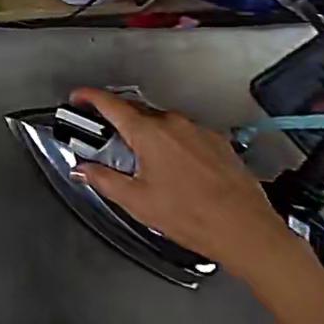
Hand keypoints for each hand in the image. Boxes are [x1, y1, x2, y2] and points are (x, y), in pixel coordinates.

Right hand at [69, 88, 304, 279]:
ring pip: (162, 122)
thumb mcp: (138, 202)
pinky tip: (175, 170)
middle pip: (137, 110)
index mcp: (150, 133)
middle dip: (118, 119)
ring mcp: (197, 129)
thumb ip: (105, 180)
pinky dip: (172, 143)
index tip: (80, 96)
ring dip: (147, 134)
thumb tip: (85, 169)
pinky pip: (185, 133)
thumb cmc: (194, 216)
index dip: (91, 97)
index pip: (112, 104)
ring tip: (144, 165)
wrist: (243, 227)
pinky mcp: (215, 140)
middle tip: (105, 135)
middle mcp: (174, 123)